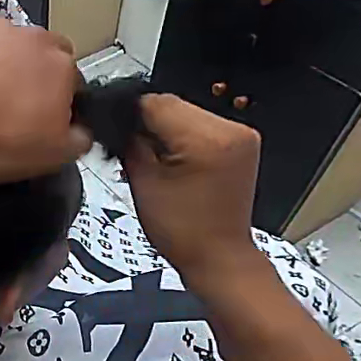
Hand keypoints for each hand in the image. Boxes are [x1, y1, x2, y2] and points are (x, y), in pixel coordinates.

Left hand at [0, 15, 88, 183]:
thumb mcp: (52, 157)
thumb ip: (80, 139)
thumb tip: (82, 130)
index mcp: (63, 68)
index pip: (75, 83)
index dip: (62, 105)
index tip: (44, 123)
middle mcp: (35, 38)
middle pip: (46, 57)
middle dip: (37, 78)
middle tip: (15, 110)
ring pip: (12, 46)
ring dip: (5, 65)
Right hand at [121, 94, 263, 279]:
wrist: (218, 256)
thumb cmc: (185, 233)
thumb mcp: (144, 183)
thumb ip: (130, 143)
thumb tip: (120, 120)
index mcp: (207, 140)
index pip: (156, 103)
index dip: (130, 116)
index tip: (117, 131)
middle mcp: (231, 131)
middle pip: (173, 105)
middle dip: (150, 124)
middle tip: (134, 149)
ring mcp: (241, 135)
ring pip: (187, 113)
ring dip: (168, 130)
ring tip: (158, 160)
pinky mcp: (242, 142)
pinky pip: (203, 126)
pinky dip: (186, 137)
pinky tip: (176, 160)